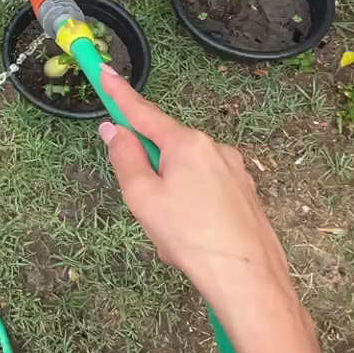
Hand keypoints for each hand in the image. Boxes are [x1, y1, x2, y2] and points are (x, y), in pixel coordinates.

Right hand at [94, 66, 303, 329]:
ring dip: (170, 191)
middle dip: (149, 169)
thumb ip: (124, 157)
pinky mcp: (246, 194)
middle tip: (146, 208)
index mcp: (186, 143)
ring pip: (185, 170)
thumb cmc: (188, 236)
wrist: (250, 282)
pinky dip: (191, 204)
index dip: (119, 93)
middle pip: (165, 146)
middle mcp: (214, 147)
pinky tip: (193, 236)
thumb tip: (114, 129)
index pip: (142, 112)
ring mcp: (235, 170)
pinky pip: (206, 188)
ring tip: (172, 232)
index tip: (103, 70)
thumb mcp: (142, 196)